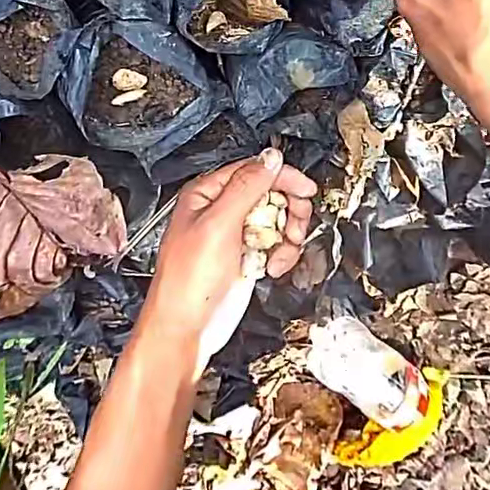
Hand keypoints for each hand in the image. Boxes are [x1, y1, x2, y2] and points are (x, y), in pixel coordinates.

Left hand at [145, 148, 315, 370]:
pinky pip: (277, 243)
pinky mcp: (247, 255)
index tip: (305, 190)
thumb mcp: (218, 226)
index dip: (283, 178)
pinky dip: (282, 254)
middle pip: (271, 193)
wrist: (185, 330)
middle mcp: (222, 210)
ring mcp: (236, 233)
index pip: (254, 170)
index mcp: (208, 194)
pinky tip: (272, 266)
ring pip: (278, 219)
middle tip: (294, 227)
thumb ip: (246, 188)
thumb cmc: (186, 282)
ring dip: (287, 236)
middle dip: (289, 210)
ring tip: (283, 251)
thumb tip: (270, 159)